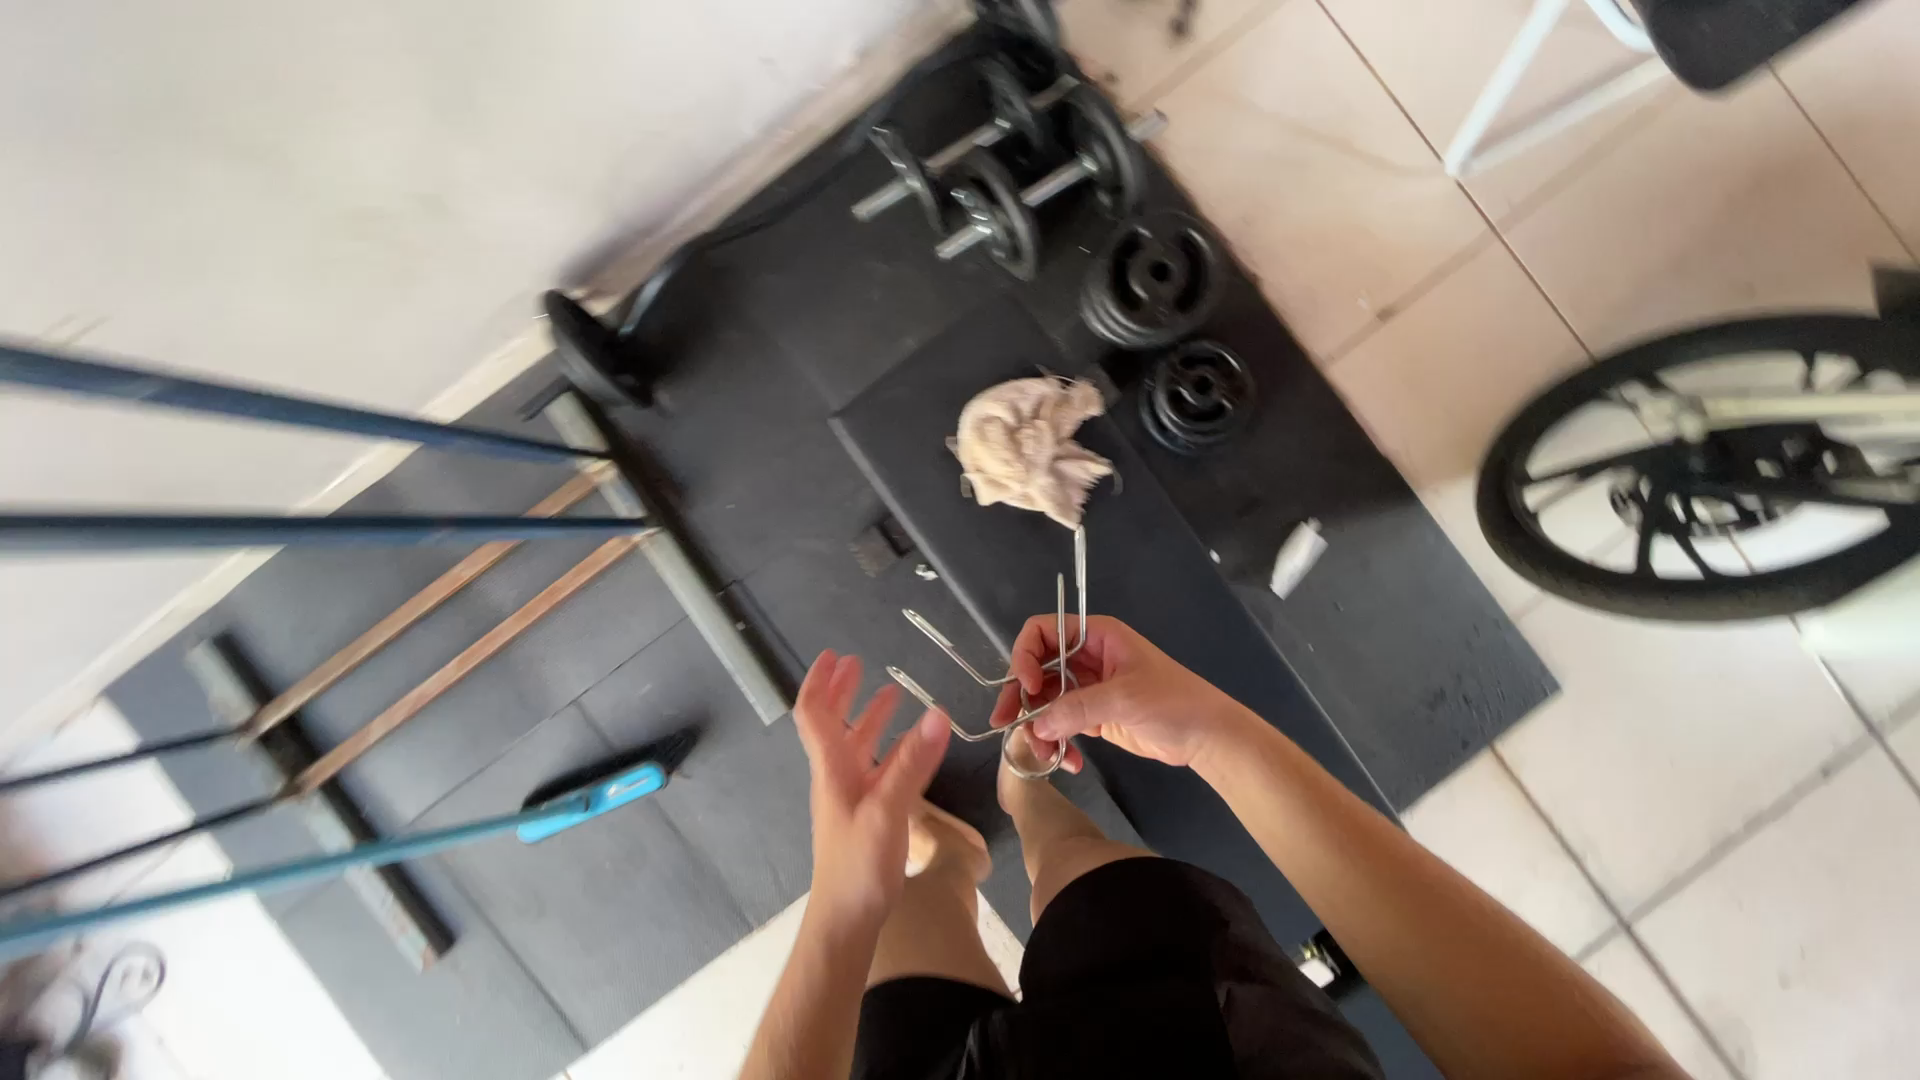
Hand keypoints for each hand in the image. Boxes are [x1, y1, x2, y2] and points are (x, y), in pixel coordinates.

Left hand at [793, 649, 950, 928]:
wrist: (846, 920)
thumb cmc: (858, 865)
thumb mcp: (888, 810)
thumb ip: (913, 763)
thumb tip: (938, 713)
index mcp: (832, 768)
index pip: (814, 714)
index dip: (820, 682)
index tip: (834, 655)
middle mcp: (835, 776)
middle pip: (831, 724)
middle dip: (842, 691)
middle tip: (857, 662)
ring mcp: (849, 796)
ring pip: (854, 745)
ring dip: (867, 716)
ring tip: (890, 693)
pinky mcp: (864, 814)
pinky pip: (873, 767)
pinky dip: (887, 746)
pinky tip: (908, 746)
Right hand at [989, 615, 1251, 768]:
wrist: (1207, 737)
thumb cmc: (1173, 703)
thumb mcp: (1124, 699)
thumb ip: (1076, 708)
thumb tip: (1036, 725)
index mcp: (1095, 636)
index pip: (1042, 632)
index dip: (1026, 655)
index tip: (1026, 686)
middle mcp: (1085, 657)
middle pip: (1036, 668)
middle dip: (1020, 696)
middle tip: (1003, 723)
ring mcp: (1088, 687)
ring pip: (1044, 700)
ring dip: (1037, 726)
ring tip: (1042, 753)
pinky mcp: (1092, 715)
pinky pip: (1060, 724)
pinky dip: (1057, 741)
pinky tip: (1067, 761)